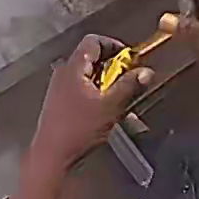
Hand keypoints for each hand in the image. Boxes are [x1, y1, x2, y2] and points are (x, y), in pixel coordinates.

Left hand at [27, 34, 152, 178]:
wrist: (52, 157)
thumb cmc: (79, 128)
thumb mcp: (110, 106)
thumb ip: (129, 86)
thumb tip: (146, 72)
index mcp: (73, 67)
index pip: (93, 41)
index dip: (114, 45)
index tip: (129, 59)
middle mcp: (63, 72)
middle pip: (91, 57)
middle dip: (113, 66)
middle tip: (128, 78)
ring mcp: (58, 88)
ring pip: (87, 74)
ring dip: (106, 81)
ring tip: (119, 96)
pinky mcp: (58, 103)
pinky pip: (81, 88)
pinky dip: (96, 92)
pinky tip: (104, 110)